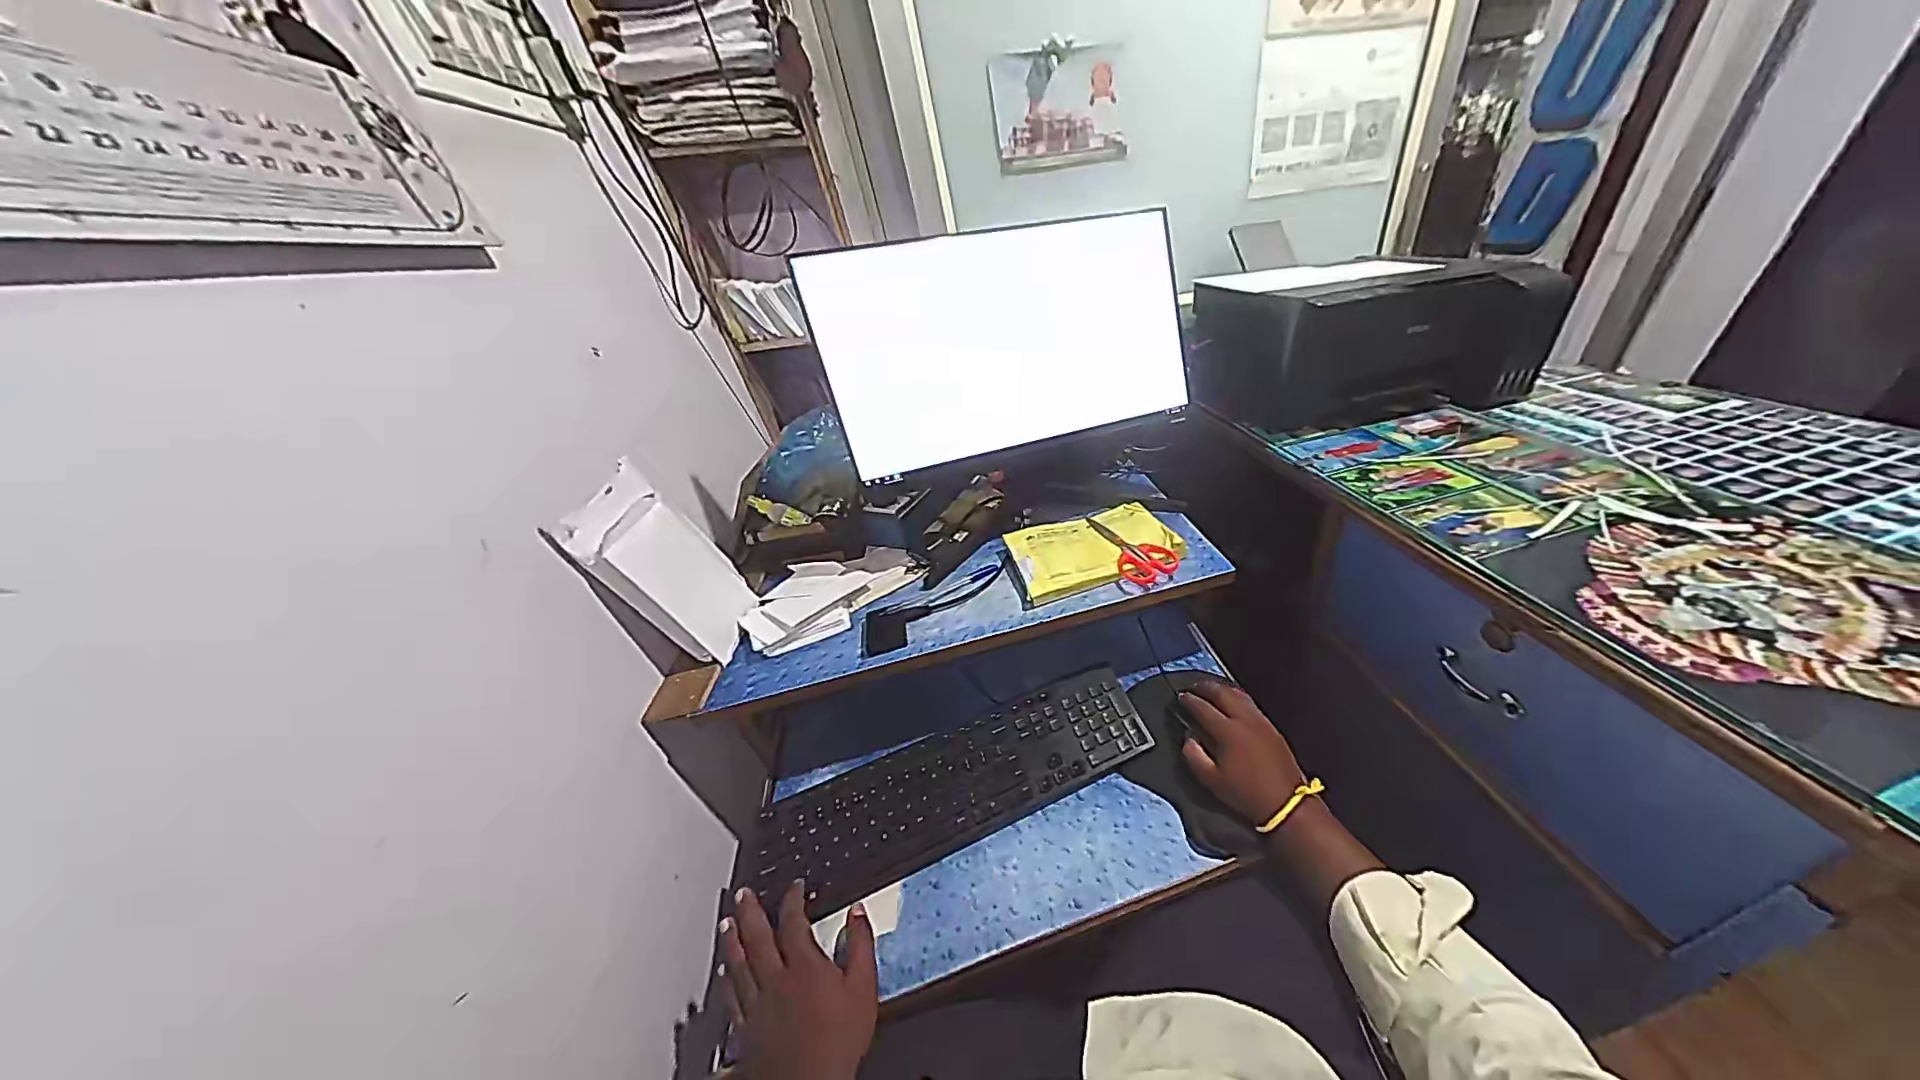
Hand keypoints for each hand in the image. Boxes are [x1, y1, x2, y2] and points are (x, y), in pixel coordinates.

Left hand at [721, 881, 877, 1079]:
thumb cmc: (839, 1041)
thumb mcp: (864, 986)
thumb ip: (861, 944)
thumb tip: (857, 913)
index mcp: (804, 966)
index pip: (793, 922)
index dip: (792, 899)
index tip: (795, 887)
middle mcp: (776, 980)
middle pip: (757, 937)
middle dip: (750, 911)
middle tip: (743, 893)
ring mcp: (758, 1005)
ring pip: (739, 964)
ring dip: (732, 940)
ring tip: (727, 923)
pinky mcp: (747, 1030)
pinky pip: (733, 997)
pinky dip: (727, 980)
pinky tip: (723, 972)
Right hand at [1179, 680, 1308, 825]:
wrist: (1286, 804)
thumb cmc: (1246, 793)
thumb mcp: (1212, 780)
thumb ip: (1194, 757)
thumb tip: (1189, 740)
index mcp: (1228, 732)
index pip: (1203, 708)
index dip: (1189, 701)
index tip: (1181, 697)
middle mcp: (1245, 721)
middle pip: (1223, 694)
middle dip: (1206, 687)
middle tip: (1194, 687)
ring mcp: (1262, 723)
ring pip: (1240, 695)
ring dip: (1223, 689)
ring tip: (1212, 689)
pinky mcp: (1273, 728)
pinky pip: (1251, 704)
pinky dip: (1237, 697)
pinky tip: (1234, 702)